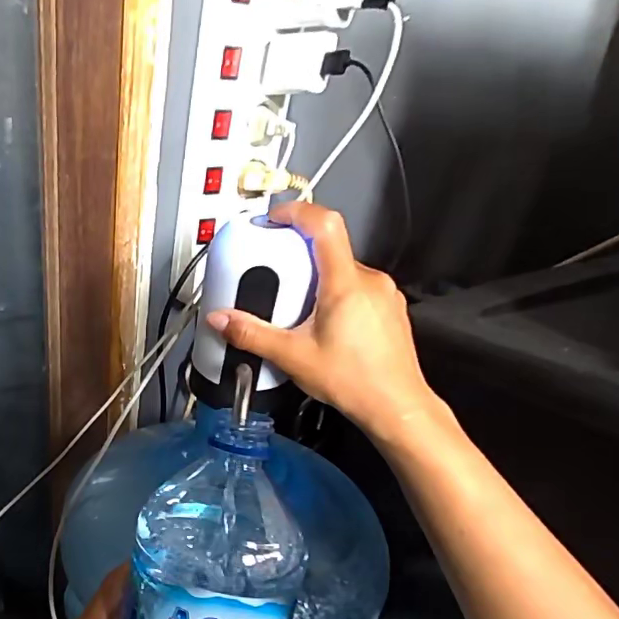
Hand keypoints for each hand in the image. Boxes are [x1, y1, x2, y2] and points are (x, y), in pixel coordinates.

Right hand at [205, 200, 445, 444]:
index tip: (275, 218)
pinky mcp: (387, 308)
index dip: (297, 213)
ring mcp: (383, 294)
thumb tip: (223, 320)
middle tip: (274, 282)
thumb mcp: (292, 356)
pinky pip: (355, 288)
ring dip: (313, 282)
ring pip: (341, 270)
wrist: (395, 406)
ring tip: (294, 312)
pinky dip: (331, 296)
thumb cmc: (356, 382)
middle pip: (327, 249)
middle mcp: (369, 281)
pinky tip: (318, 326)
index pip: (324, 225)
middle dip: (295, 261)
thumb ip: (251, 334)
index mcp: (346, 284)